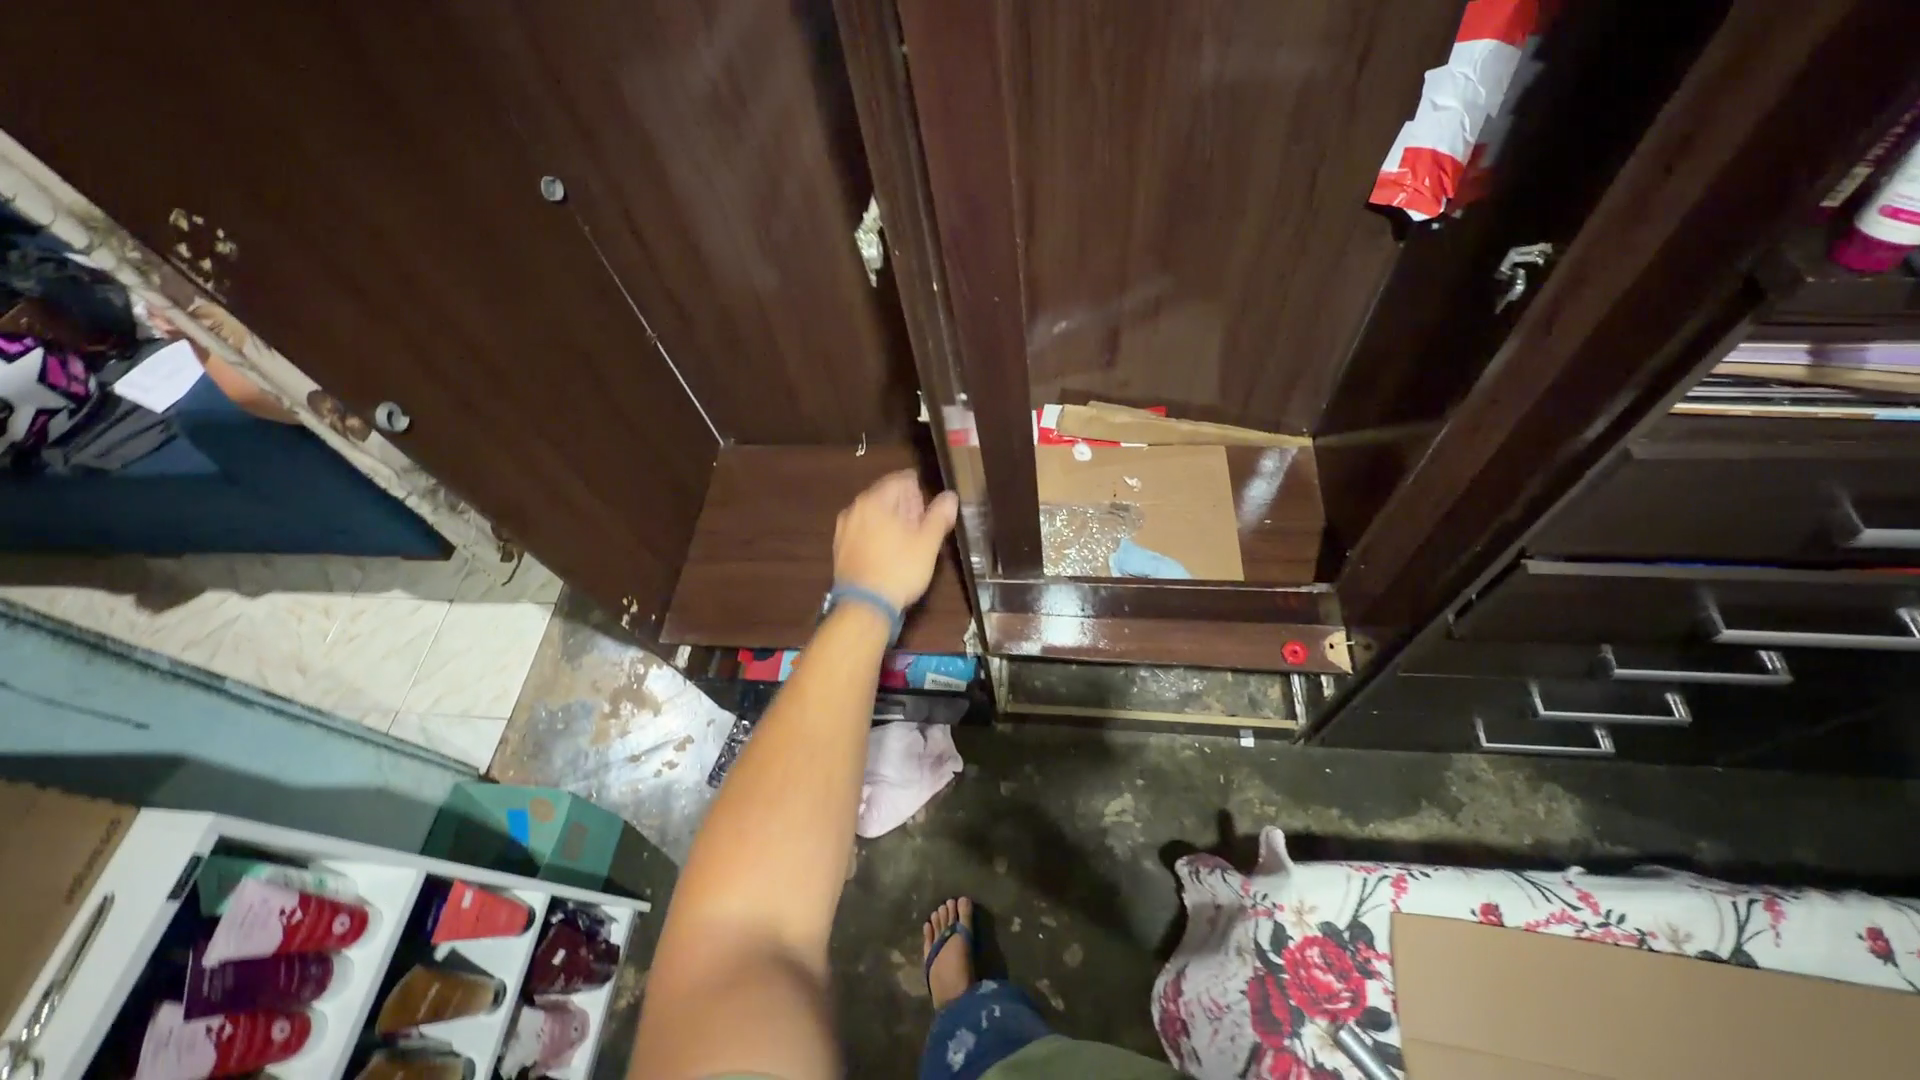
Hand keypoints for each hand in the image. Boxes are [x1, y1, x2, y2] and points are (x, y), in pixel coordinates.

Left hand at [833, 469, 958, 609]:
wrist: (864, 606)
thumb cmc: (899, 570)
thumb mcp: (927, 543)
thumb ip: (939, 516)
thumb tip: (950, 496)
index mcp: (875, 500)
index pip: (901, 479)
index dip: (919, 493)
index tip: (928, 513)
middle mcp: (855, 507)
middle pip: (885, 495)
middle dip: (905, 507)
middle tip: (921, 528)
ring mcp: (844, 527)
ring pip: (873, 514)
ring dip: (890, 521)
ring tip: (906, 542)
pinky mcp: (839, 547)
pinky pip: (862, 530)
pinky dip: (876, 534)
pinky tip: (887, 553)